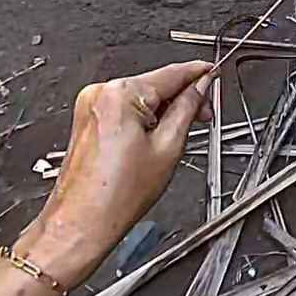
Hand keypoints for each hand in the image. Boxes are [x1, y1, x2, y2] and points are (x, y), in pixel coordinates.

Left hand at [15, 61, 211, 289]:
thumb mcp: (169, 147)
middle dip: (183, 97)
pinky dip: (145, 115)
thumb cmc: (116, 195)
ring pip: (141, 95)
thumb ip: (188, 108)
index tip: (214, 72)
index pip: (171, 73)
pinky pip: (125, 106)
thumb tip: (201, 86)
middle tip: (205, 115)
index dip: (198, 73)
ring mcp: (91, 105)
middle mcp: (101, 93)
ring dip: (165, 108)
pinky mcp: (88, 117)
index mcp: (122, 94)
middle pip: (156, 83)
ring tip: (181, 132)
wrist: (81, 223)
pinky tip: (158, 135)